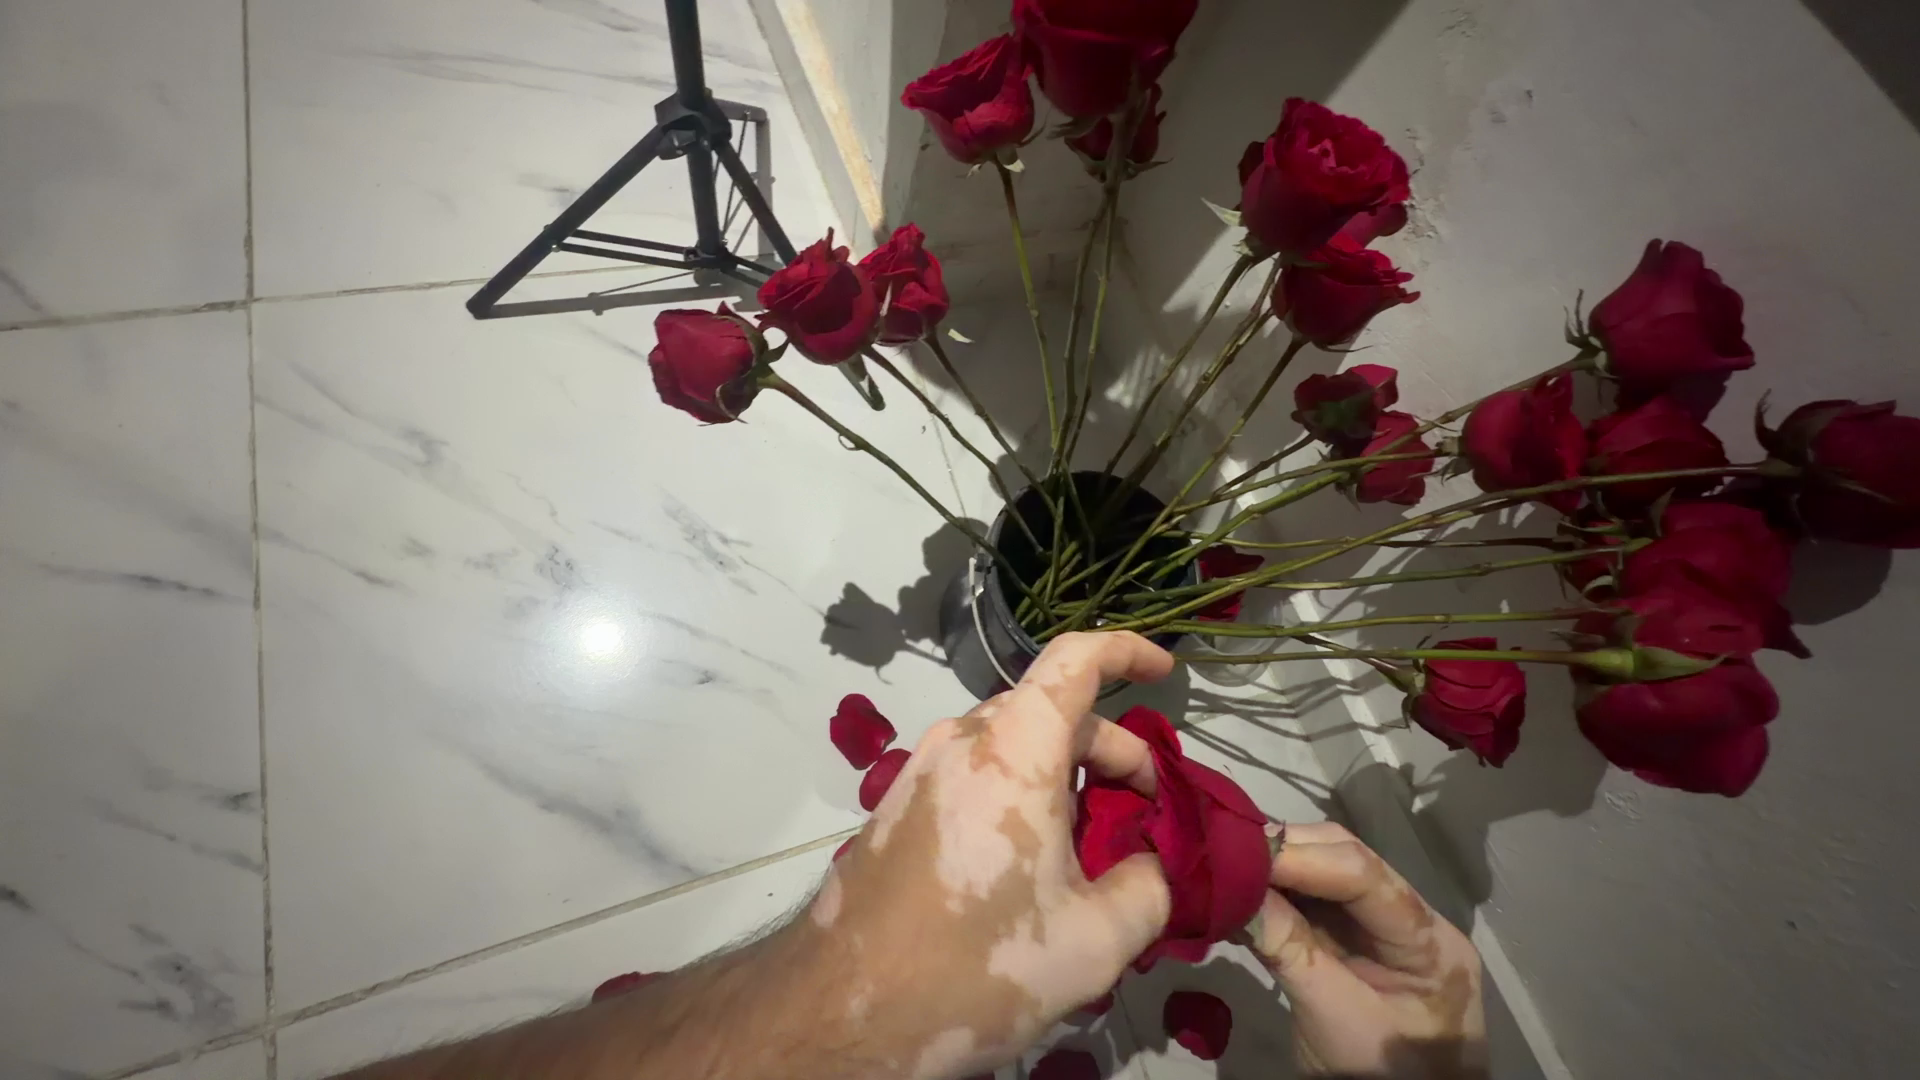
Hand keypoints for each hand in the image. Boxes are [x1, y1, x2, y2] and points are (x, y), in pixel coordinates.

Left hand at [789, 631, 1176, 1079]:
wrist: (843, 1007)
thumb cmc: (976, 964)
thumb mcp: (1092, 941)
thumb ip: (1148, 889)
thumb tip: (1156, 865)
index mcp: (1015, 747)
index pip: (1075, 659)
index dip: (1126, 651)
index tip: (1165, 673)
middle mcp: (965, 738)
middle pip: (1054, 711)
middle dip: (1112, 751)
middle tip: (1146, 812)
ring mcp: (926, 765)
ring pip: (1016, 743)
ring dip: (1068, 774)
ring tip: (1094, 844)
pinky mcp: (904, 798)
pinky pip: (979, 770)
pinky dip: (1024, 789)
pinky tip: (1034, 857)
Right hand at [1246, 823, 1487, 1078]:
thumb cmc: (1380, 1076)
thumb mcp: (1333, 1015)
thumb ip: (1287, 947)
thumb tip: (1230, 888)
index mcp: (1428, 939)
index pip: (1362, 873)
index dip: (1299, 856)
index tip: (1240, 853)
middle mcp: (1408, 917)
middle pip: (1344, 856)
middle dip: (1284, 849)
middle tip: (1225, 850)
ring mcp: (1378, 925)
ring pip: (1323, 866)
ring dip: (1274, 863)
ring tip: (1227, 866)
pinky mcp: (1350, 935)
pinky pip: (1309, 894)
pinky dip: (1272, 887)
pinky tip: (1240, 890)